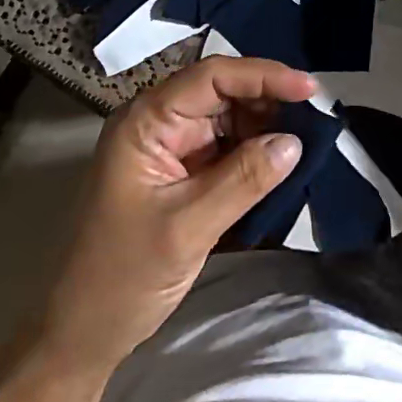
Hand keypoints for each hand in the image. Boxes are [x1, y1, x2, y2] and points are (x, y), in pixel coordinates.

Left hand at [32, 57, 313, 373]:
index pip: (207, 79)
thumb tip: (293, 141)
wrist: (83, 325)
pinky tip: (282, 164)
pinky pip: (222, 152)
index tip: (311, 89)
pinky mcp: (177, 177)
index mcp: (143, 122)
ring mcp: (166, 151)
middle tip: (318, 121)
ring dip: (263, 129)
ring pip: (224, 123)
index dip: (260, 76)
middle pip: (218, 94)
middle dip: (267, 101)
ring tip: (310, 141)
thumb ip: (242, 180)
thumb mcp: (187, 227)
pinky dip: (252, 156)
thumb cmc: (124, 273)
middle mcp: (154, 125)